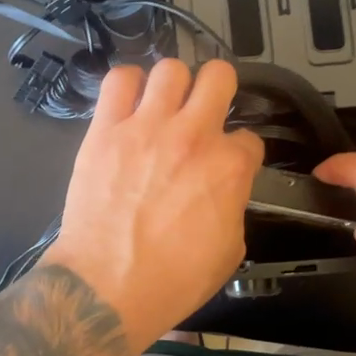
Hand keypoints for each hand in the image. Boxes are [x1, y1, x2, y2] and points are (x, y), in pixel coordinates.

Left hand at [43, 59, 264, 344]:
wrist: (107, 287)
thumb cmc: (172, 281)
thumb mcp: (230, 251)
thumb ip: (233, 206)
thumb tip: (225, 192)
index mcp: (229, 168)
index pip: (249, 138)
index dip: (241, 151)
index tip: (229, 162)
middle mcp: (192, 136)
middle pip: (218, 77)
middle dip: (218, 89)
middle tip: (205, 108)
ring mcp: (146, 127)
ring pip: (170, 69)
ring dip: (172, 84)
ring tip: (163, 104)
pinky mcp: (106, 129)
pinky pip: (118, 80)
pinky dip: (126, 83)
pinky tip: (128, 100)